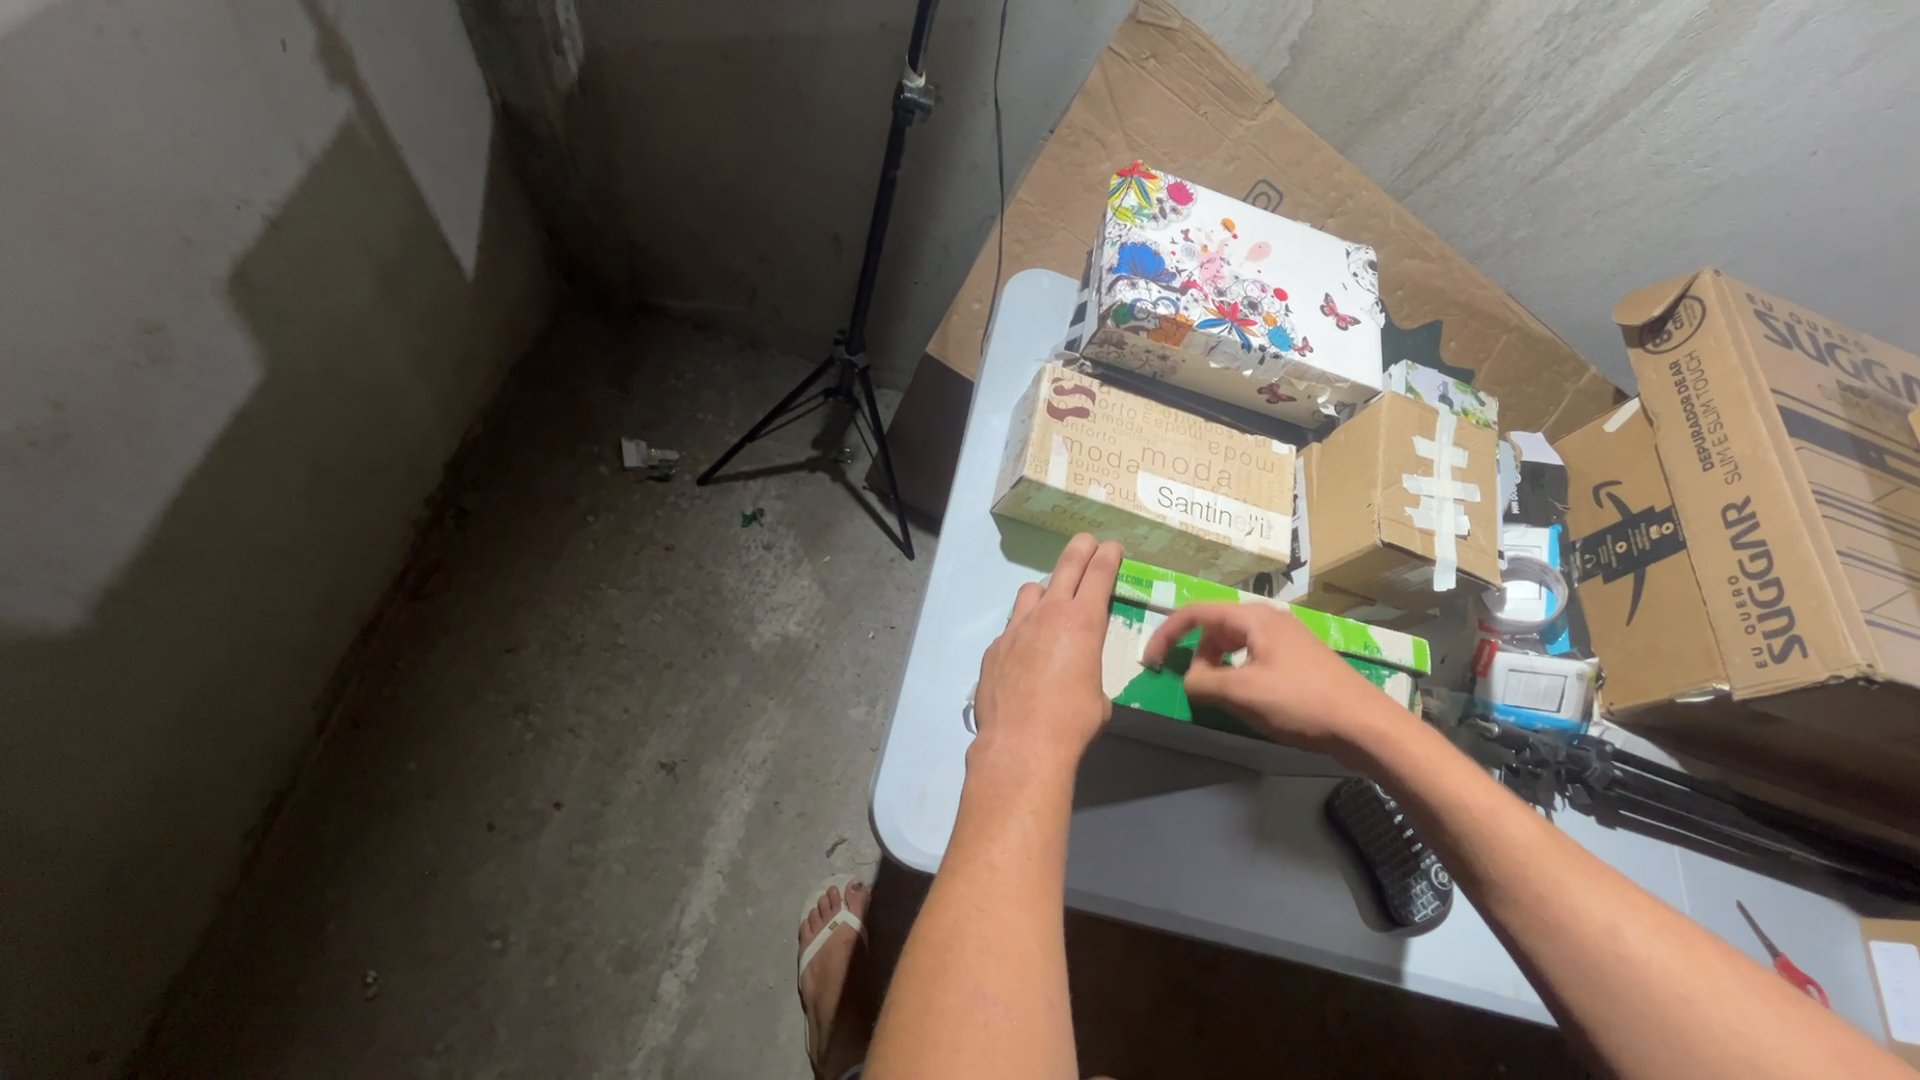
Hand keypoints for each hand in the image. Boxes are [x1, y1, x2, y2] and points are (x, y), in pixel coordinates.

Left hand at [972, 534, 1123, 771]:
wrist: (1022, 742)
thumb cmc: (1073, 721)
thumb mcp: (1099, 694)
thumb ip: (1090, 670)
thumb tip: (1081, 678)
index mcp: (1083, 622)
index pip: (1098, 574)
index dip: (1108, 556)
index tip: (1112, 547)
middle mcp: (1048, 614)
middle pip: (1066, 567)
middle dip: (1081, 550)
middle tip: (1088, 543)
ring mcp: (1016, 628)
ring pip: (1031, 591)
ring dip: (1045, 593)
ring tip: (1051, 606)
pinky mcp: (995, 647)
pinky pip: (1012, 628)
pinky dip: (1023, 632)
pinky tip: (1025, 655)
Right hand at [1141, 603, 1409, 756]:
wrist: (1366, 726)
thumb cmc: (1300, 702)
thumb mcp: (1241, 693)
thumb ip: (1202, 682)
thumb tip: (1189, 680)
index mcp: (1253, 617)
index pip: (1194, 613)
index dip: (1166, 634)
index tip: (1150, 662)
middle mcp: (1268, 620)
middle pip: (1215, 629)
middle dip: (1195, 656)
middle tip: (1194, 688)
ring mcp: (1286, 640)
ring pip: (1235, 646)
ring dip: (1218, 669)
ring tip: (1220, 698)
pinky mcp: (1298, 662)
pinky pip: (1254, 660)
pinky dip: (1239, 676)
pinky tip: (1249, 702)